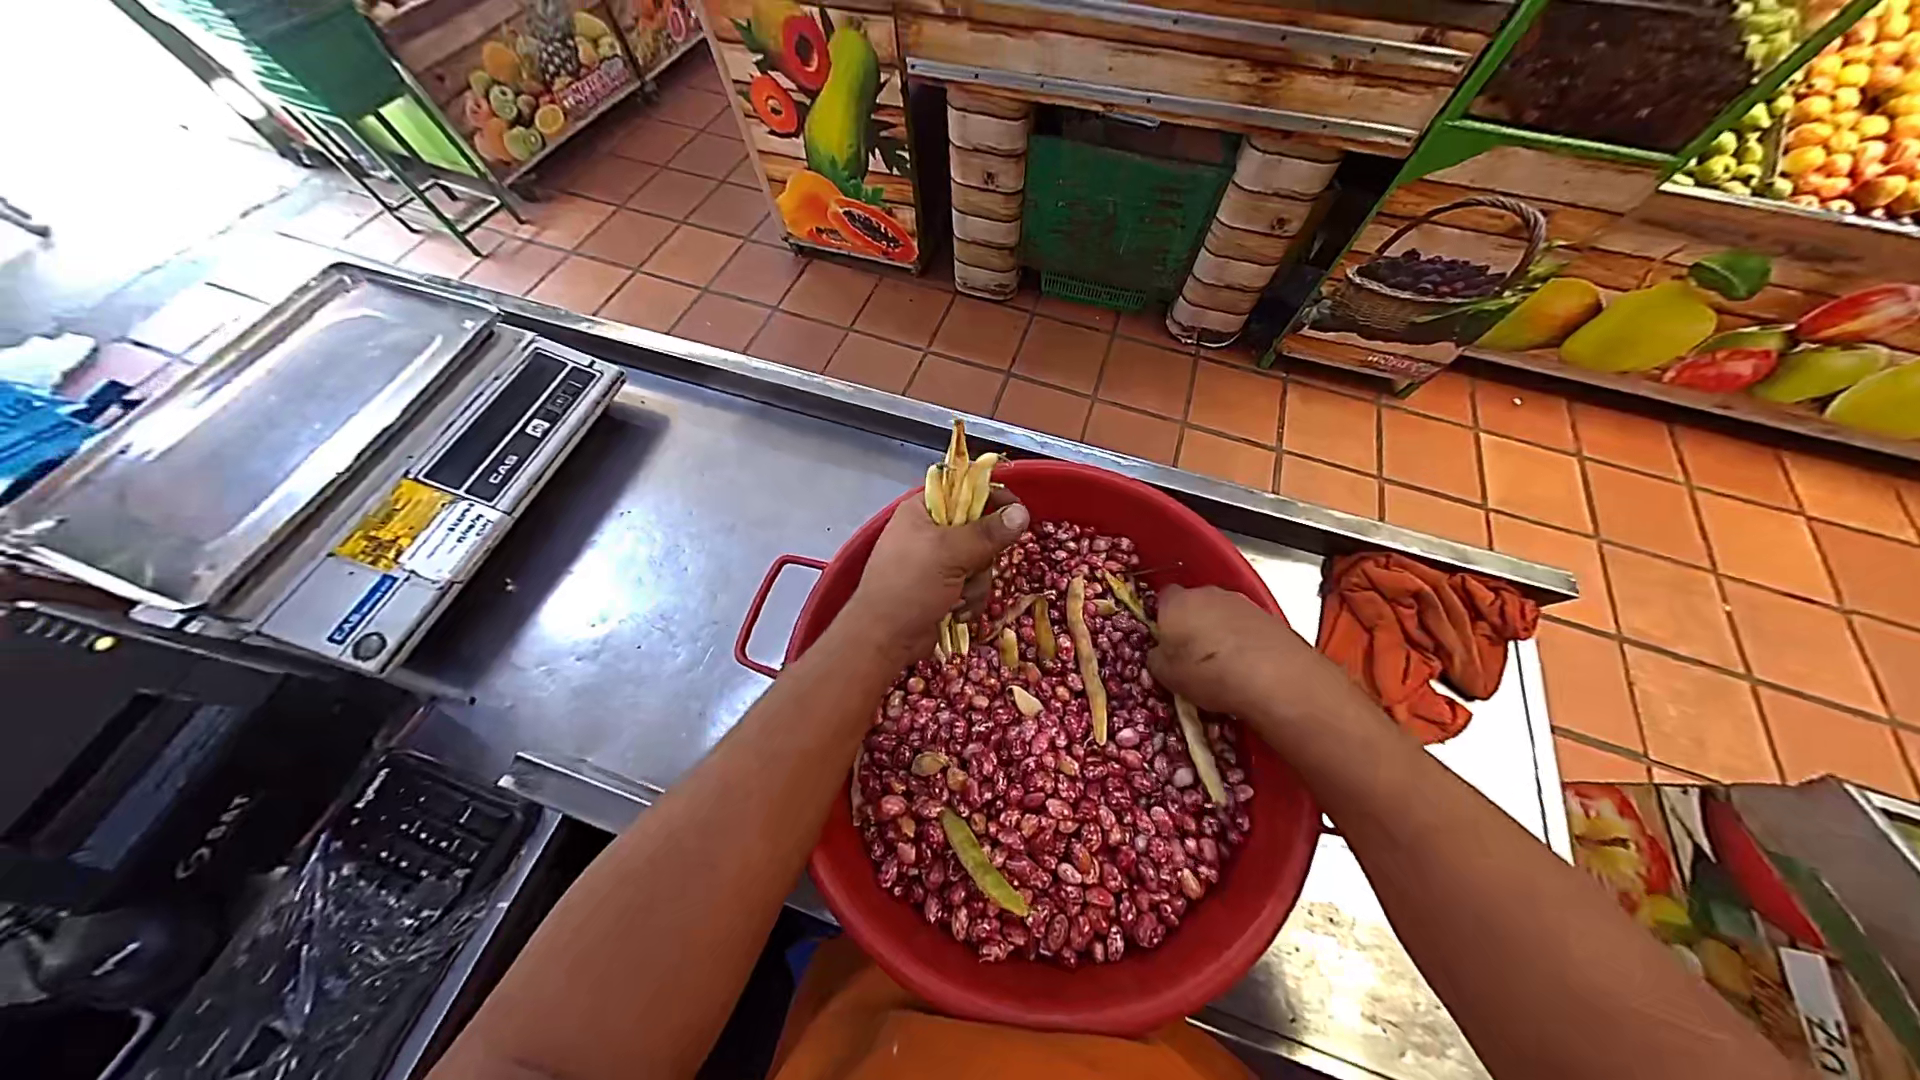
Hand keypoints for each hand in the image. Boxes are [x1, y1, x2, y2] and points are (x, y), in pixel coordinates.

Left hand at [843, 490, 1028, 654]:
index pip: (966, 489)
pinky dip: (970, 600)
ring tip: (958, 597)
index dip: (993, 499)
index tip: (1017, 512)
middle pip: (982, 530)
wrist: (884, 639)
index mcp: (923, 510)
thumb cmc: (909, 586)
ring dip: (976, 584)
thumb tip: (1022, 513)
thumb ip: (988, 532)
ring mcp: (939, 562)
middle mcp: (931, 531)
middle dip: (983, 557)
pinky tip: (956, 611)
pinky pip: (975, 586)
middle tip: (972, 568)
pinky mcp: (945, 588)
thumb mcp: (950, 553)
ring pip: (983, 562)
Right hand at [1147, 585, 1368, 726]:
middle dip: (1191, 624)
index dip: (1161, 619)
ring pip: (1221, 614)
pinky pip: (1246, 627)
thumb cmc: (1209, 673)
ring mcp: (1241, 602)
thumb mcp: (1166, 675)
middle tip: (1190, 656)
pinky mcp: (1268, 617)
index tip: (1164, 641)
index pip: (1161, 599)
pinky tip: (1246, 666)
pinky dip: (1243, 641)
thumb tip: (1160, 654)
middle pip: (1193, 604)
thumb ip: (1157, 658)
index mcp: (1176, 602)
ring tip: (1222, 666)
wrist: (1275, 678)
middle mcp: (1207, 593)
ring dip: (1219, 632)